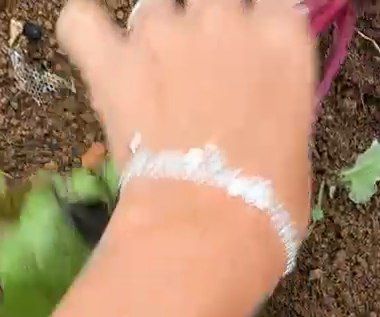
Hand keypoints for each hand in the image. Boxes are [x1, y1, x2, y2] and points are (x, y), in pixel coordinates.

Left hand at [57, 0, 314, 314]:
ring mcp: (164, 31)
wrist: (209, 231)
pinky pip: (83, 21)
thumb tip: (258, 108)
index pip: (274, 4)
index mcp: (282, 40)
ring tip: (160, 85)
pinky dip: (89, 35)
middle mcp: (225, 18)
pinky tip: (103, 59)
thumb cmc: (271, 209)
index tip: (259, 57)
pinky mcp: (113, 60)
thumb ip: (277, 107)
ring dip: (159, 38)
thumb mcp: (296, 154)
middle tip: (211, 78)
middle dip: (212, 27)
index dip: (263, 28)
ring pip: (154, 7)